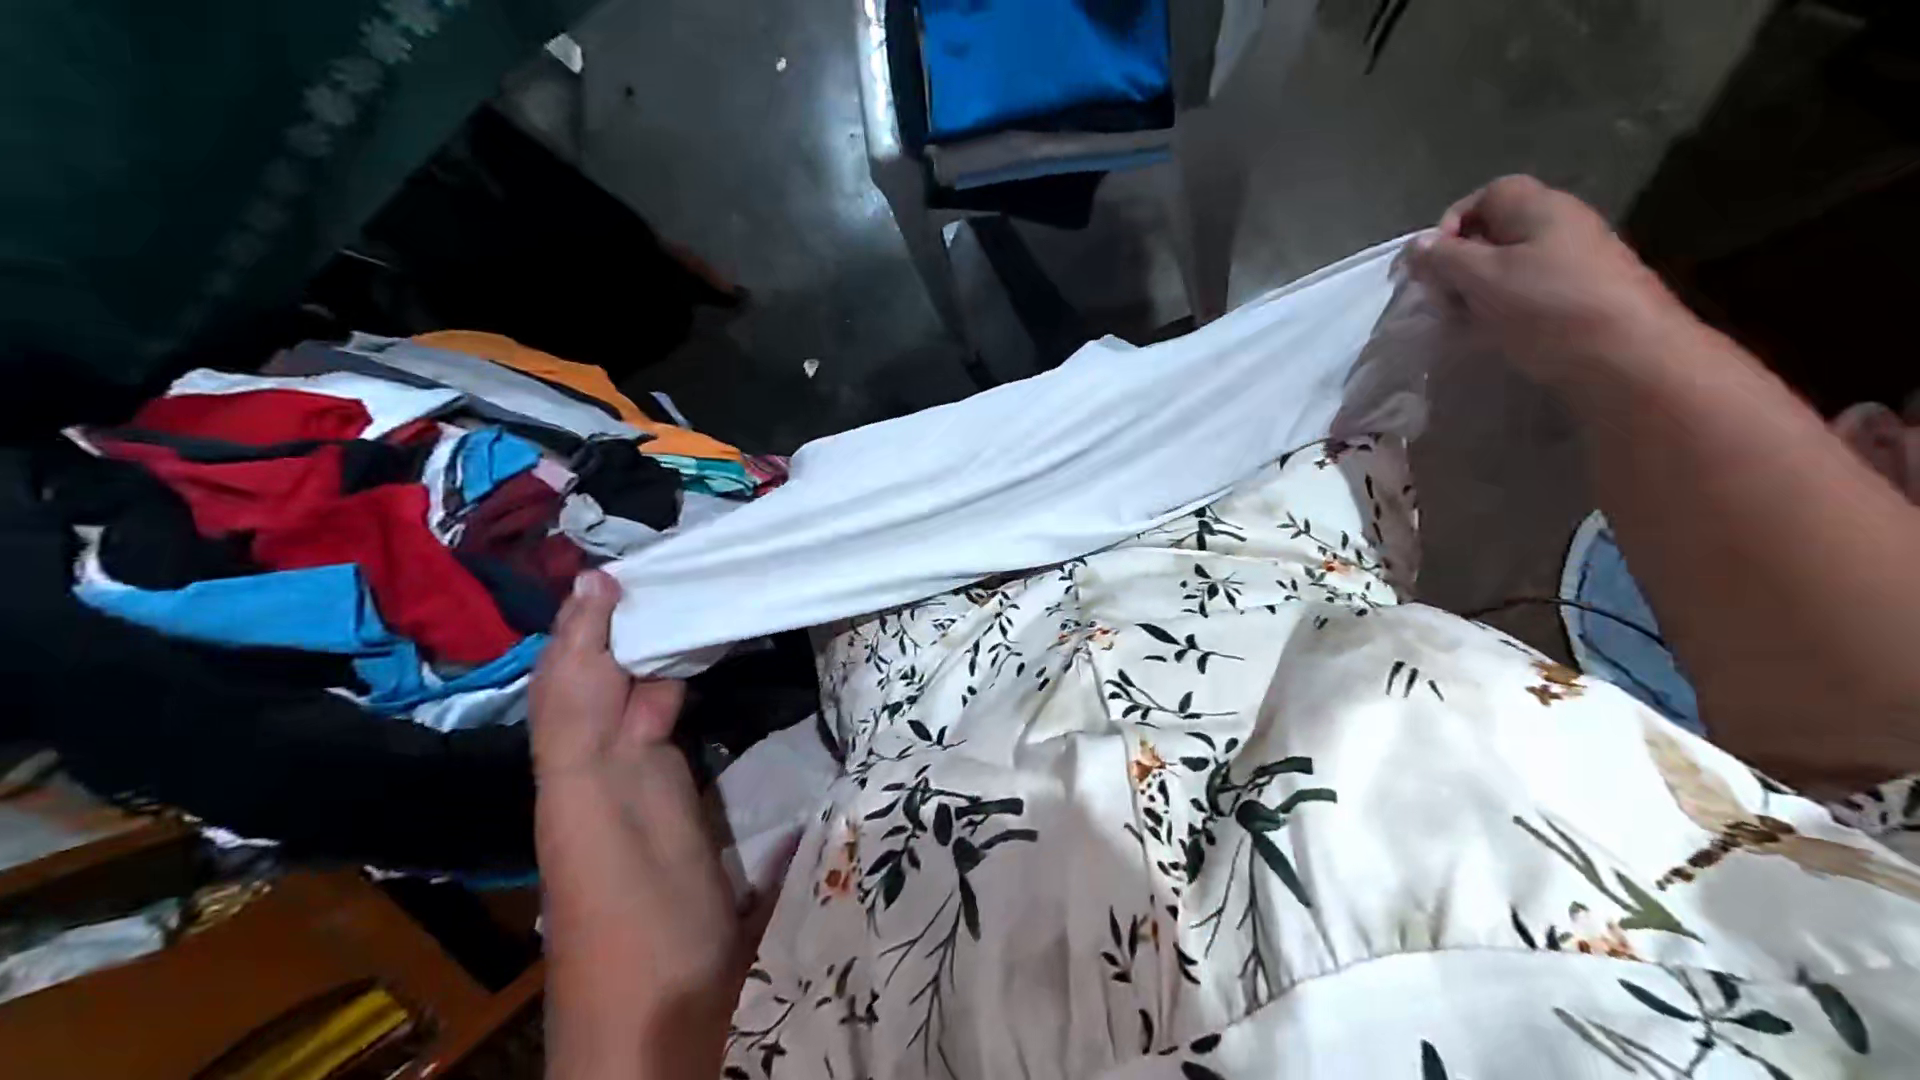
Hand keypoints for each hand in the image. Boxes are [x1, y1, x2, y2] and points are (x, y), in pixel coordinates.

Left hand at [530, 569, 682, 777]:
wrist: (619, 754)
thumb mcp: (575, 652)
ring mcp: (636, 661)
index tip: (625, 560)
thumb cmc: (579, 703)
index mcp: (566, 649)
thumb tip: (596, 572)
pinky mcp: (669, 671)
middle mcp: (600, 652)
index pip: (582, 606)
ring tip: (682, 573)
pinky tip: (697, 598)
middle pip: (619, 612)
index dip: (600, 585)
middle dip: (636, 592)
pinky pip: (676, 641)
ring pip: (649, 625)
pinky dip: (685, 625)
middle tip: (660, 560)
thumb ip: (589, 612)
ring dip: (662, 606)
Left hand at [531, 570, 784, 1079]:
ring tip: (695, 602)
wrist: (655, 1031)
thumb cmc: (634, 933)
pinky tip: (703, 670)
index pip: (575, 683)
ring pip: (637, 702)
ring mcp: (638, 788)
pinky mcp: (671, 807)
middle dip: (625, 626)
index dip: (588, 628)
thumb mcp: (605, 828)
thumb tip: (623, 633)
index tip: (619, 573)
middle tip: (674, 571)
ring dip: (655, 652)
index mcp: (583, 775)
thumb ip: (600, 731)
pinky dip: (677, 693)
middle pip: (602, 684)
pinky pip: (664, 733)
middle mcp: (601, 771)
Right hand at [1407, 175, 1693, 385]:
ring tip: (1465, 321)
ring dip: (1474, 292)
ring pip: (1503, 267)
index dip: (1450, 224)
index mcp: (1539, 209)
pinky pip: (1522, 291)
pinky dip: (1498, 308)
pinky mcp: (1574, 294)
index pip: (1485, 196)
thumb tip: (1418, 244)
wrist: (1624, 354)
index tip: (1431, 264)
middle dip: (1458, 265)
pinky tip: (1492, 332)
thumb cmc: (1546, 306)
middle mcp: (1559, 226)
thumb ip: (1444, 257)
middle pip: (1492, 233)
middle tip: (1445, 299)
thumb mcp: (1482, 278)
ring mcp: (1571, 261)